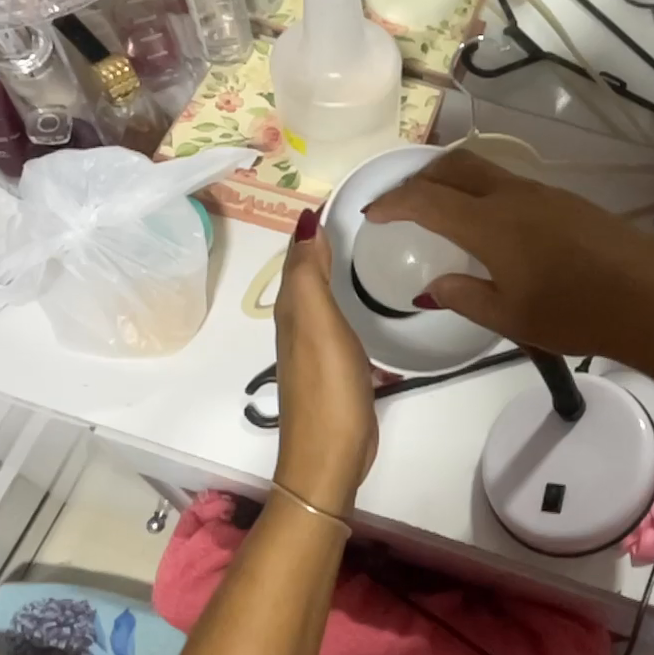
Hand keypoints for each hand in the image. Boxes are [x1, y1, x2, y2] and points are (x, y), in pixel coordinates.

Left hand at [272, 209, 376, 518]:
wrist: (329, 458)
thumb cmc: (328, 388)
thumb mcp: (318, 324)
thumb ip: (310, 274)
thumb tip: (305, 222)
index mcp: (293, 309)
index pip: (298, 255)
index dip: (311, 227)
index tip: (336, 197)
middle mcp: (298, 324)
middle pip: (306, 272)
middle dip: (321, 241)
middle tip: (352, 214)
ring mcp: (315, 348)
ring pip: (319, 296)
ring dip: (332, 269)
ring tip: (358, 247)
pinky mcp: (333, 368)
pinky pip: (335, 320)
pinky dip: (343, 300)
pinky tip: (359, 303)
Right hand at [361, 149, 653, 366]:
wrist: (651, 297)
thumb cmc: (575, 312)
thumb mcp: (510, 316)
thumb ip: (463, 297)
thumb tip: (431, 287)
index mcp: (489, 223)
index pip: (426, 199)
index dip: (394, 202)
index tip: (373, 212)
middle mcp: (512, 196)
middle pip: (454, 167)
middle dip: (421, 178)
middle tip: (402, 203)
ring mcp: (543, 193)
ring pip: (484, 171)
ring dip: (454, 181)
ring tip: (441, 209)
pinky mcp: (567, 200)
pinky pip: (510, 183)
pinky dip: (483, 192)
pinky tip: (490, 224)